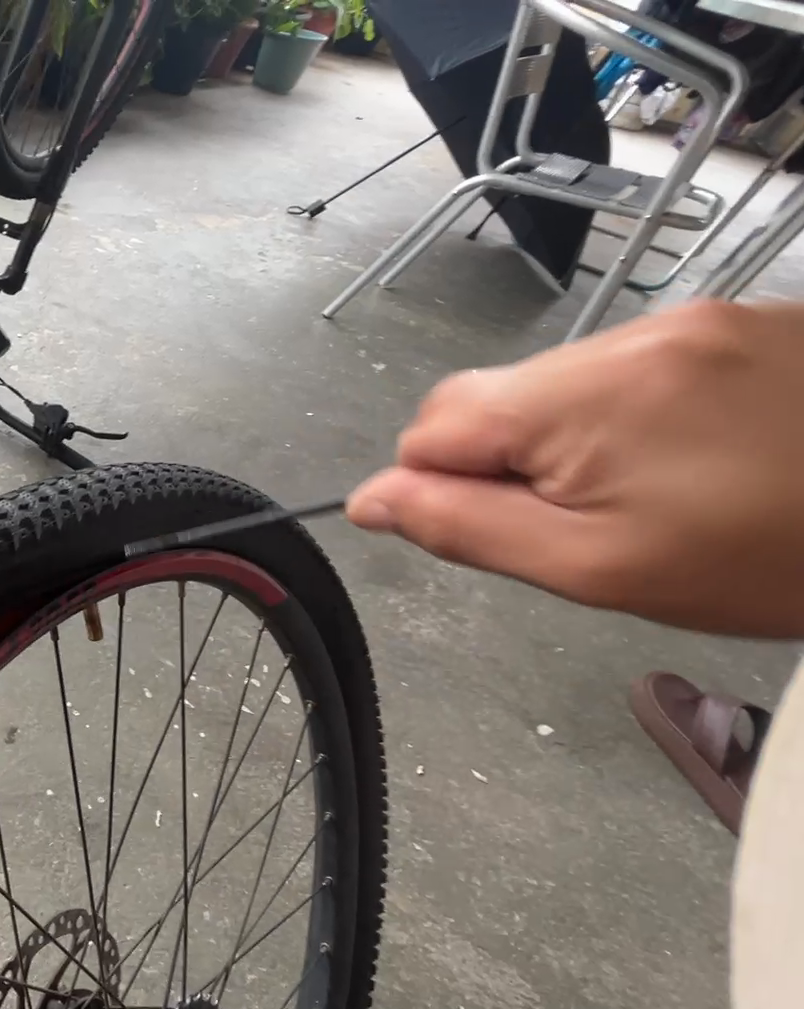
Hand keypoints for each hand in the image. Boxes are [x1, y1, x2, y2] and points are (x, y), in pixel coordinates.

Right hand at [346, 299, 803, 637]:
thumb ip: (462, 528)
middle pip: (484, 398)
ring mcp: (693, 319)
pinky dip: (614, 416)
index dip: (444, 486)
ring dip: (554, 438)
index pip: (431, 429)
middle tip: (573, 515)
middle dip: (495, 458)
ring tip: (640, 486)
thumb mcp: (594, 566)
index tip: (510, 526)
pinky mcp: (736, 322)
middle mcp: (634, 334)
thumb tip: (367, 500)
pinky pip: (617, 370)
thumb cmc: (769, 559)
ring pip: (545, 386)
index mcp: (588, 393)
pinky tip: (678, 454)